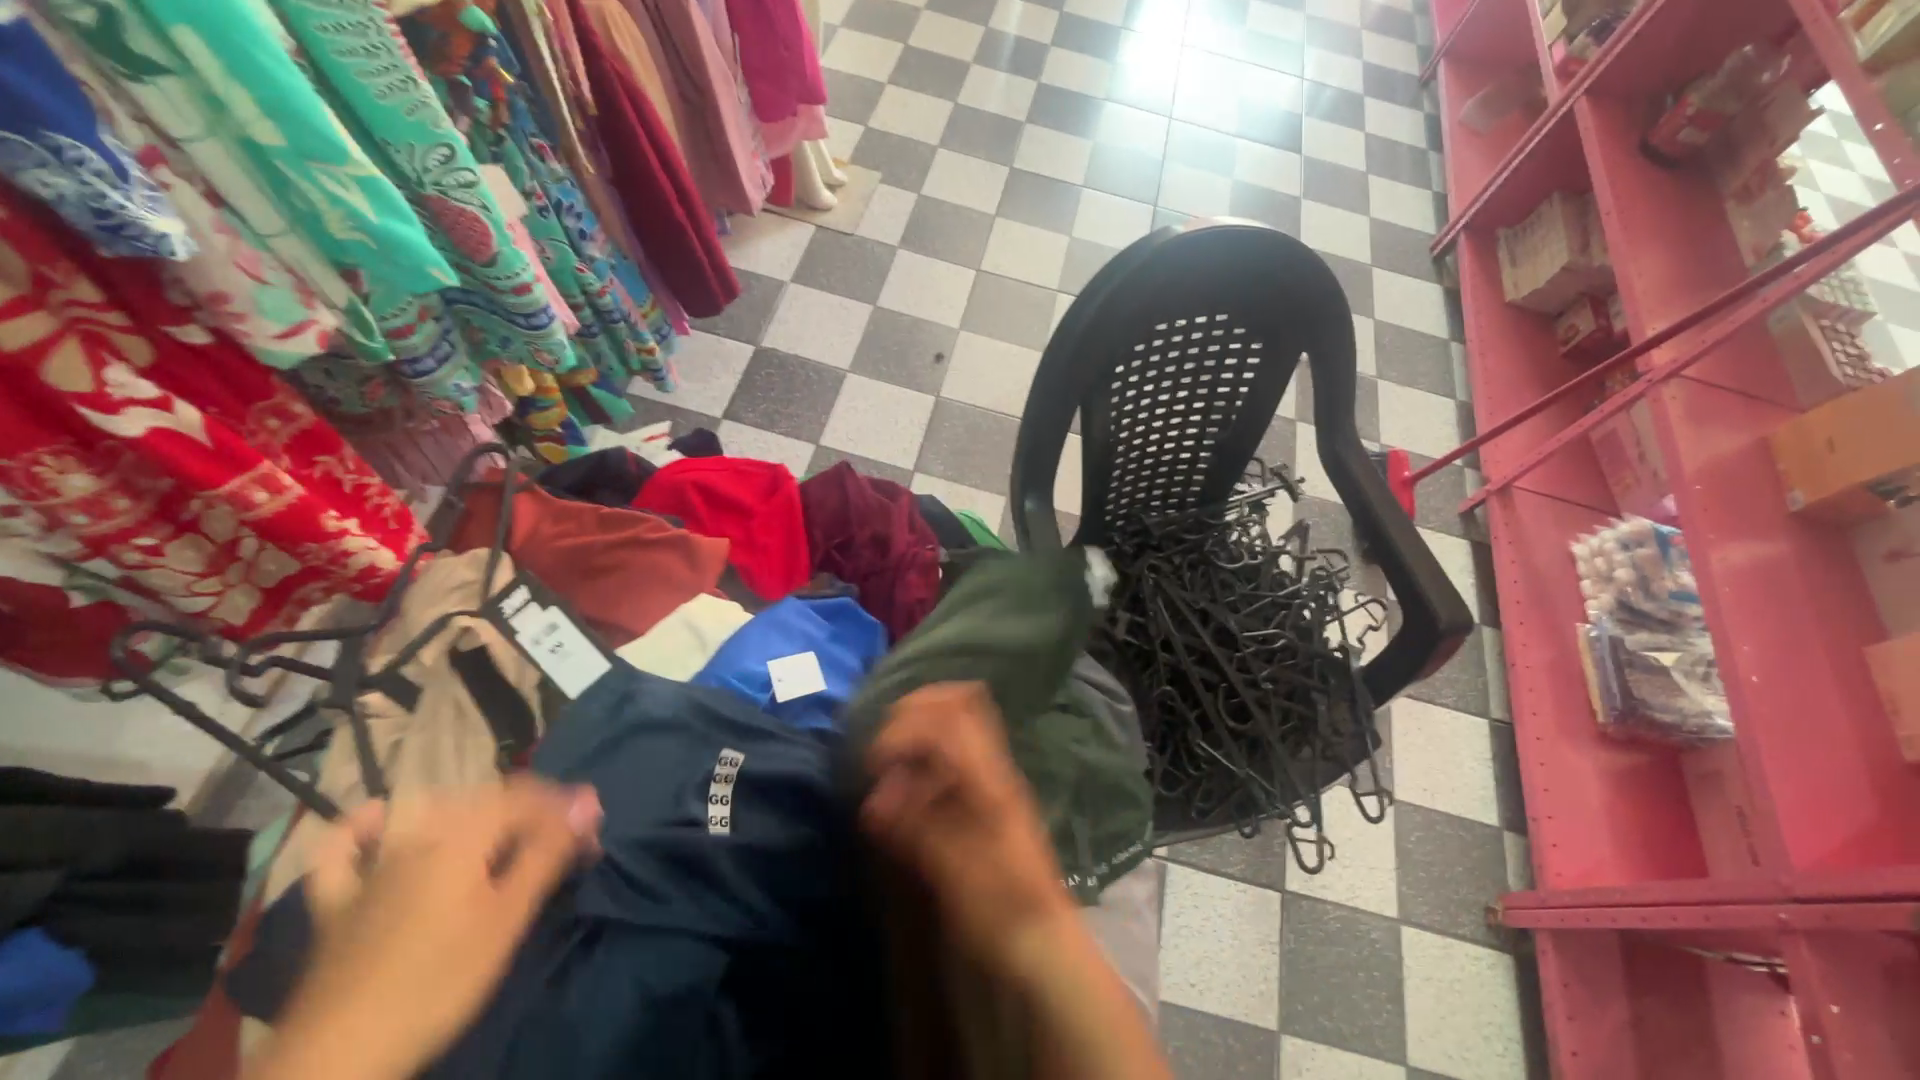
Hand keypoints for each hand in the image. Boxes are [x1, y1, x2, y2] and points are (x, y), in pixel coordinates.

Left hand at [249, 779, 601, 1079]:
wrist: (343, 1050)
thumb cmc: (440, 982)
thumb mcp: (508, 918)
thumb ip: (547, 854)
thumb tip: (587, 802)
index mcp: (460, 838)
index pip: (523, 800)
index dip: (563, 809)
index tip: (592, 835)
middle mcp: (415, 838)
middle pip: (481, 803)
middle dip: (528, 812)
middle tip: (562, 841)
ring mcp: (370, 867)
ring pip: (427, 817)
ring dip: (473, 813)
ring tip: (504, 833)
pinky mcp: (336, 900)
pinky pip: (345, 849)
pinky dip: (364, 827)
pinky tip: (380, 817)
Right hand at [860, 683, 1075, 976]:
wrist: (1041, 948)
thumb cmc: (1002, 913)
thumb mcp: (957, 874)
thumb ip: (916, 829)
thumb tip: (872, 801)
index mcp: (991, 779)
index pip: (950, 715)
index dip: (905, 725)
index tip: (876, 763)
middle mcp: (992, 770)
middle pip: (956, 704)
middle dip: (908, 717)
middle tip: (879, 757)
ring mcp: (990, 783)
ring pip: (953, 725)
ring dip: (914, 736)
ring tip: (886, 773)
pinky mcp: (982, 803)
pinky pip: (949, 758)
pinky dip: (920, 762)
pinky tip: (902, 794)